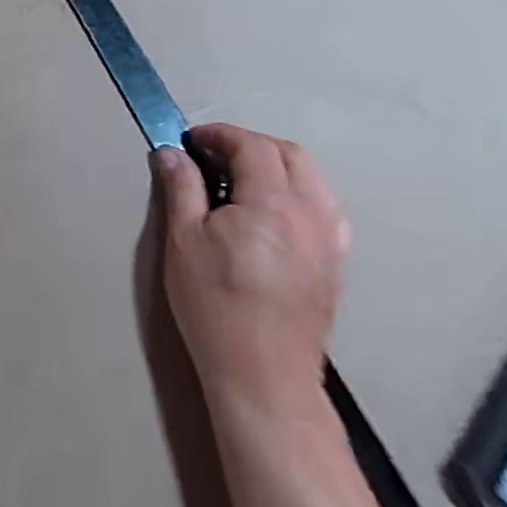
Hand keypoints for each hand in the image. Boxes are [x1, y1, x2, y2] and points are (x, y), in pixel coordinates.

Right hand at [150, 123, 348, 403]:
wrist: (262, 371)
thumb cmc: (214, 304)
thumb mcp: (183, 240)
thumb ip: (181, 188)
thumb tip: (171, 153)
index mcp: (272, 204)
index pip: (252, 147)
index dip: (219, 134)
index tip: (191, 140)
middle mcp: (310, 213)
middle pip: (290, 154)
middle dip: (249, 143)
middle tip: (211, 154)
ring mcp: (329, 238)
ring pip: (312, 178)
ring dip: (276, 164)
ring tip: (239, 177)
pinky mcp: (334, 260)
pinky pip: (325, 207)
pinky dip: (298, 191)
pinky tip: (273, 209)